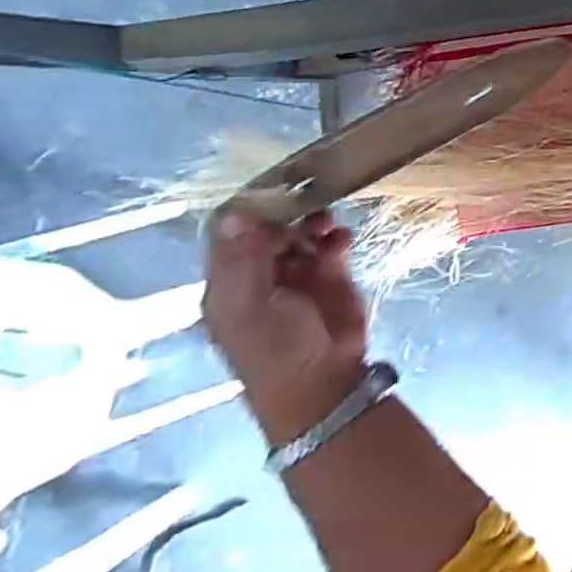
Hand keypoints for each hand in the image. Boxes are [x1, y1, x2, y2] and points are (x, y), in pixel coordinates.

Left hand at [203, 208, 367, 446]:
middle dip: (287, 211)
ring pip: (301, 229)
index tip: (272, 189)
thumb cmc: (276, 350)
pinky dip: (337, 236)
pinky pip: (331, 243)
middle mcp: (260, 270)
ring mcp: (297, 271)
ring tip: (327, 222)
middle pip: (269, 225)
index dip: (248, 209)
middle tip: (307, 203)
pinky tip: (342, 239)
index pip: (229, 232)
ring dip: (313, 220)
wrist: (324, 382)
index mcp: (229, 280)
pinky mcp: (329, 273)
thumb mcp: (252, 307)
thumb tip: (235, 215)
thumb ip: (244, 260)